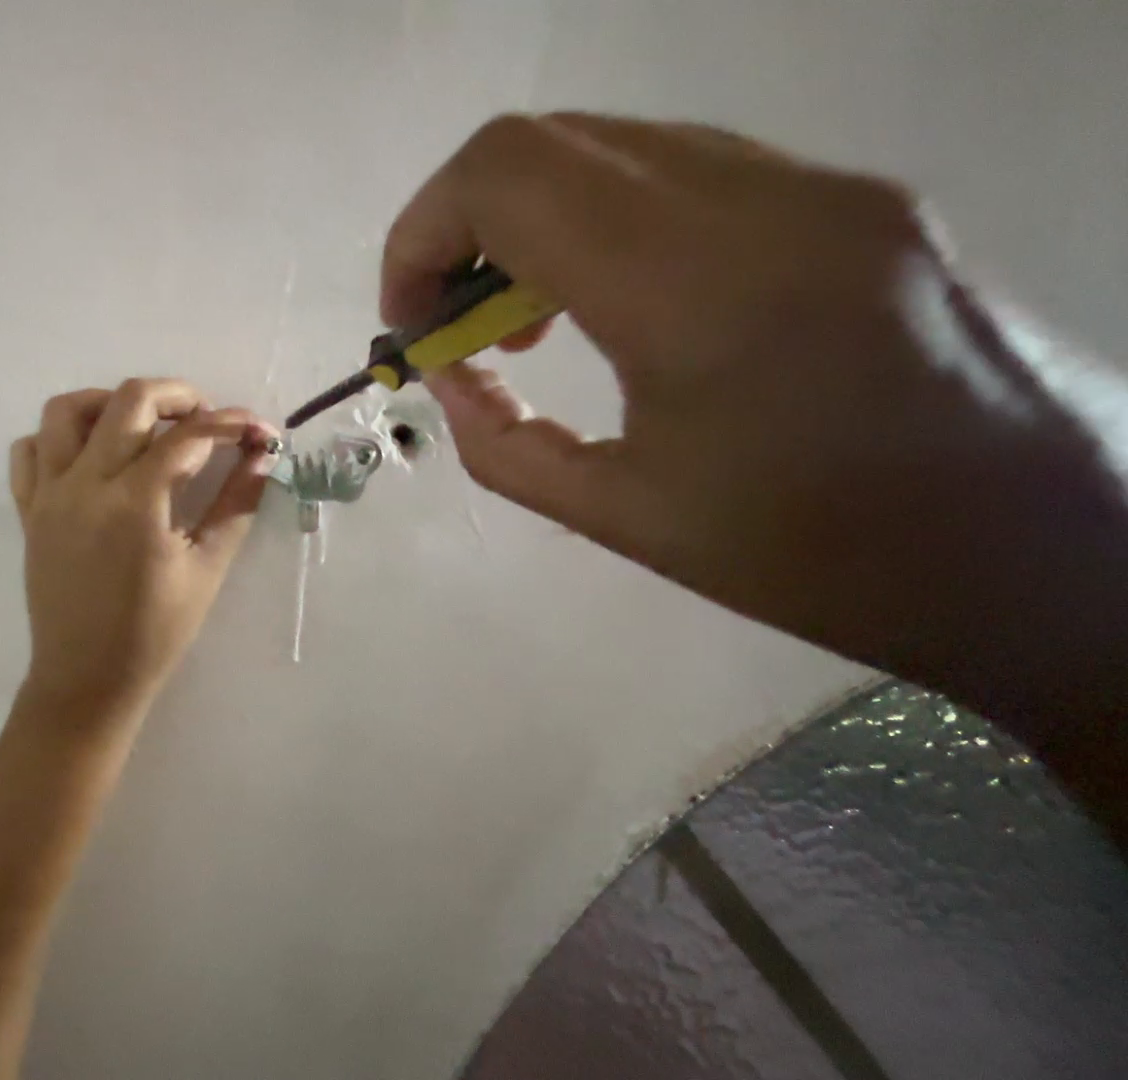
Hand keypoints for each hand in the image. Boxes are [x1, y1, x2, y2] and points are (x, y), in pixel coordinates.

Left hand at [8, 379, 279, 718]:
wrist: (86, 679)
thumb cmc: (154, 634)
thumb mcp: (205, 571)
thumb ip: (234, 506)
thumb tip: (262, 458)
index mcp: (135, 503)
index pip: (188, 437)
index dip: (231, 424)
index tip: (259, 431)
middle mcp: (85, 485)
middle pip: (127, 400)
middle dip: (177, 395)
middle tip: (205, 418)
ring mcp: (49, 495)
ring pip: (65, 411)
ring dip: (109, 402)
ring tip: (141, 426)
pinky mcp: (29, 511)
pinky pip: (29, 451)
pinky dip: (57, 438)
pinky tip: (89, 457)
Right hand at [383, 113, 1127, 725]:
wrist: (1056, 556)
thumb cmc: (821, 560)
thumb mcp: (622, 517)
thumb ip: (501, 440)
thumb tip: (447, 375)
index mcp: (697, 289)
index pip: (506, 175)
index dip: (419, 235)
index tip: (409, 324)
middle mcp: (764, 200)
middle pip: (549, 140)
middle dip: (464, 228)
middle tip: (456, 327)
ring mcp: (822, 185)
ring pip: (614, 146)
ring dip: (533, 223)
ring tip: (527, 325)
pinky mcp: (854, 197)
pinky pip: (684, 172)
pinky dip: (603, 224)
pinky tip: (611, 307)